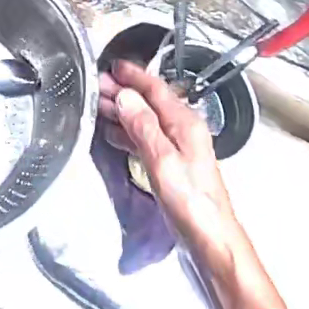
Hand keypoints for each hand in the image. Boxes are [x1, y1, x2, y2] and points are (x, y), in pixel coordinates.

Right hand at [99, 61, 243, 264]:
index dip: (133, 76)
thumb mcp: (163, 161)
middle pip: (150, 103)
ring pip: (146, 120)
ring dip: (123, 111)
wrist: (211, 242)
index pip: (156, 89)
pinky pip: (146, 139)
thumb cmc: (192, 204)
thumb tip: (125, 96)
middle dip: (123, 92)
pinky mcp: (172, 166)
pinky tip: (113, 134)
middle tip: (97, 85)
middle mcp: (184, 131)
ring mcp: (178, 149)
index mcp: (186, 123)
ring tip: (99, 105)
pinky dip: (128, 132)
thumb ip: (143, 126)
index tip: (113, 66)